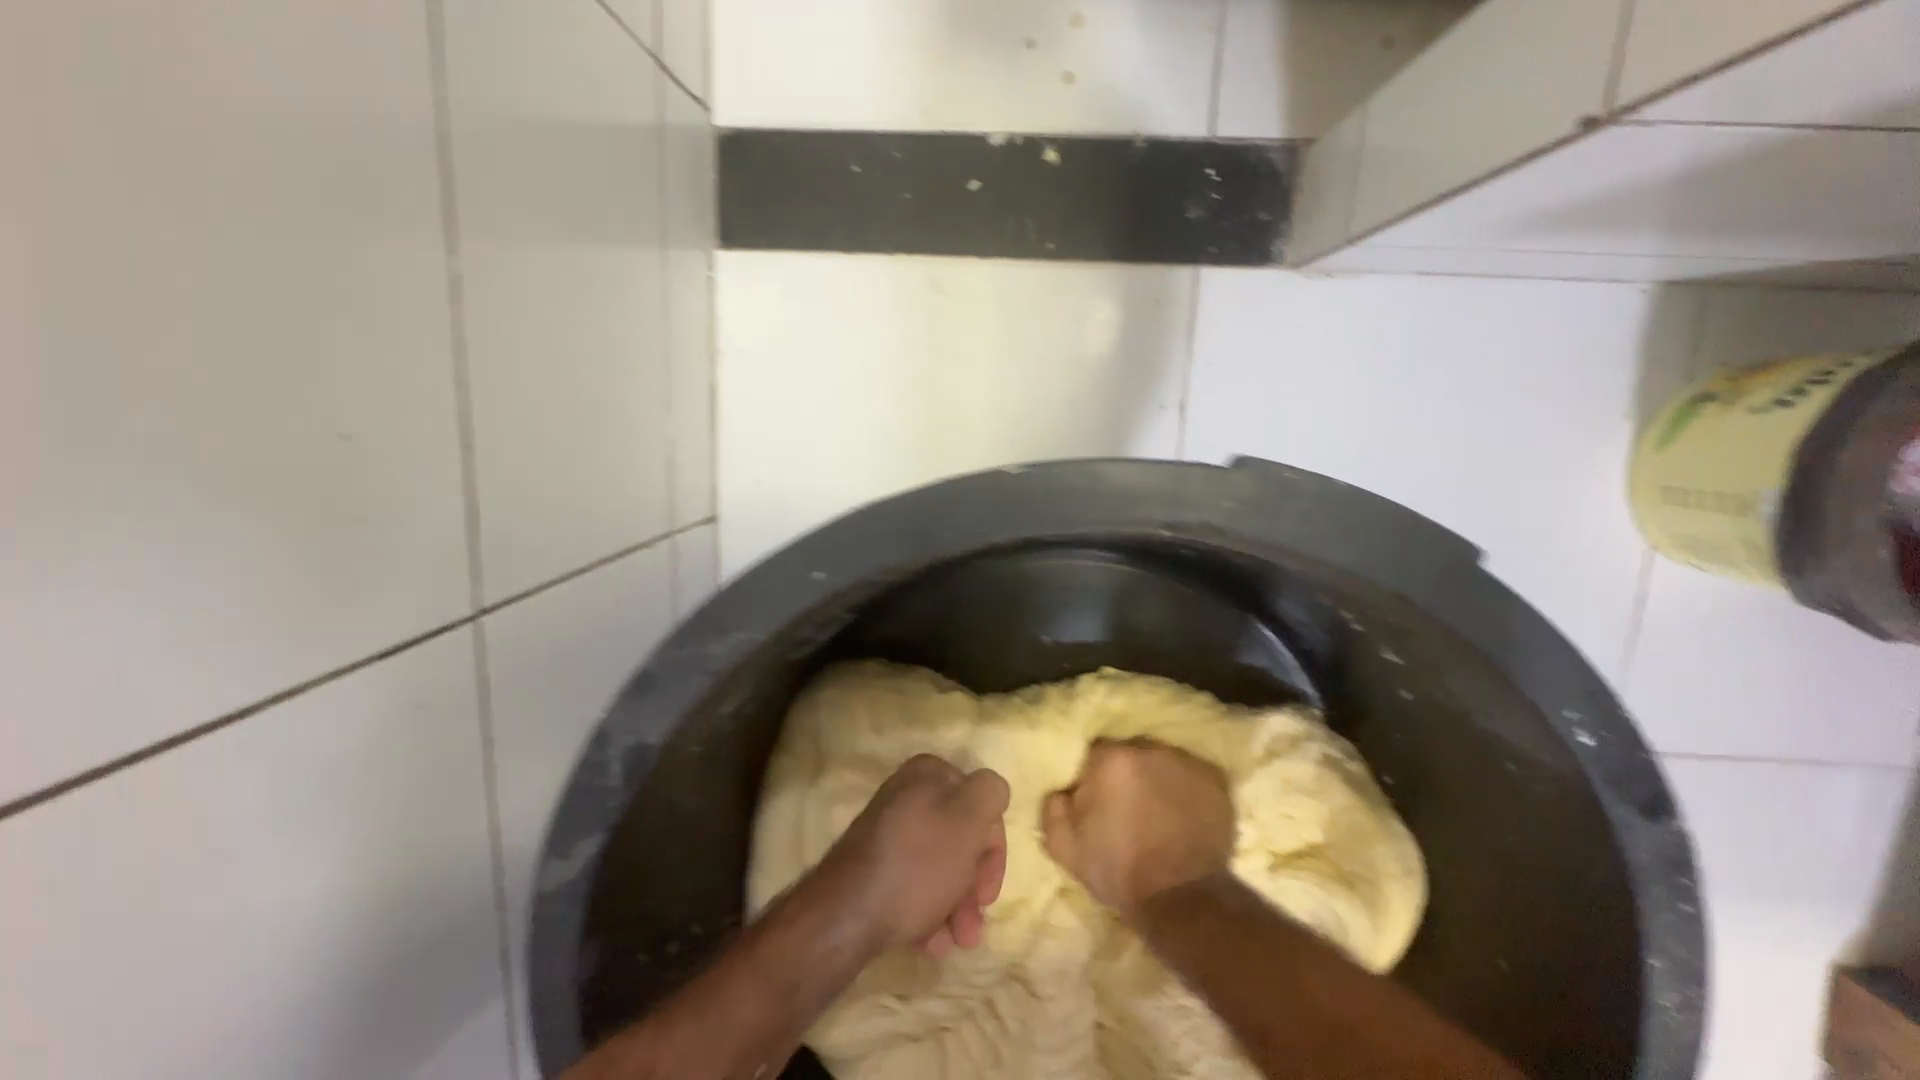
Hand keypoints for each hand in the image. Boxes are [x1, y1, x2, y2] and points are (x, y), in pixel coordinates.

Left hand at [816, 754, 1009, 958]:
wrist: (846, 916)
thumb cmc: (917, 864)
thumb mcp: (967, 819)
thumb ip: (990, 792)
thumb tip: (991, 793)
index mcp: (928, 774)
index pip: (982, 807)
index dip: (991, 851)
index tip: (986, 890)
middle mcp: (907, 797)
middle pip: (961, 841)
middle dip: (973, 887)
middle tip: (972, 926)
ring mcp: (888, 836)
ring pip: (940, 869)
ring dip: (956, 908)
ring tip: (956, 942)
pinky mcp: (874, 870)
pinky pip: (914, 886)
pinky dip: (928, 914)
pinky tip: (930, 942)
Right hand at [1042, 738, 1234, 918]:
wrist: (1180, 898)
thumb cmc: (1117, 870)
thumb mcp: (1063, 846)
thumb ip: (1053, 806)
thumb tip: (1063, 789)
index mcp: (1111, 758)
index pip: (1096, 754)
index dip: (1095, 778)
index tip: (1100, 804)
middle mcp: (1151, 749)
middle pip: (1132, 753)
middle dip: (1128, 775)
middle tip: (1130, 809)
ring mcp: (1188, 762)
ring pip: (1164, 762)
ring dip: (1158, 779)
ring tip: (1160, 814)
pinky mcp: (1217, 780)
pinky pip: (1194, 775)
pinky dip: (1187, 790)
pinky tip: (1184, 816)